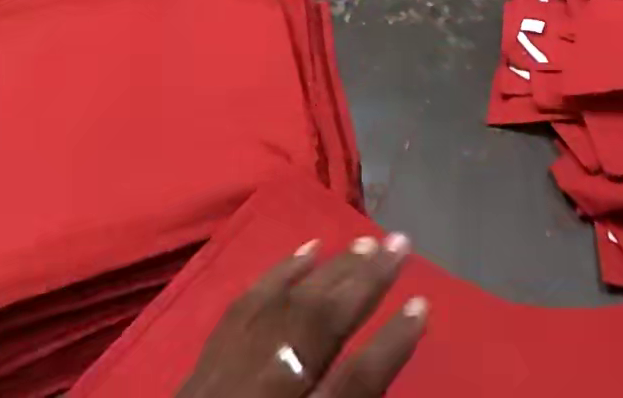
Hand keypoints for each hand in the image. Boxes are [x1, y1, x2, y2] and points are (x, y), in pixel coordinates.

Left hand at [177, 233, 427, 397]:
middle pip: (318, 326)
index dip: (392, 343)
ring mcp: (225, 376)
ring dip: (329, 269)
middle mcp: (260, 397)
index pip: (354, 383)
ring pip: (284, 305)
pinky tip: (306, 251)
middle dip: (365, 281)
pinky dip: (278, 274)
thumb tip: (377, 381)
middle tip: (400, 241)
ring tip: (365, 242)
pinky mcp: (200, 367)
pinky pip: (243, 307)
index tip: (422, 304)